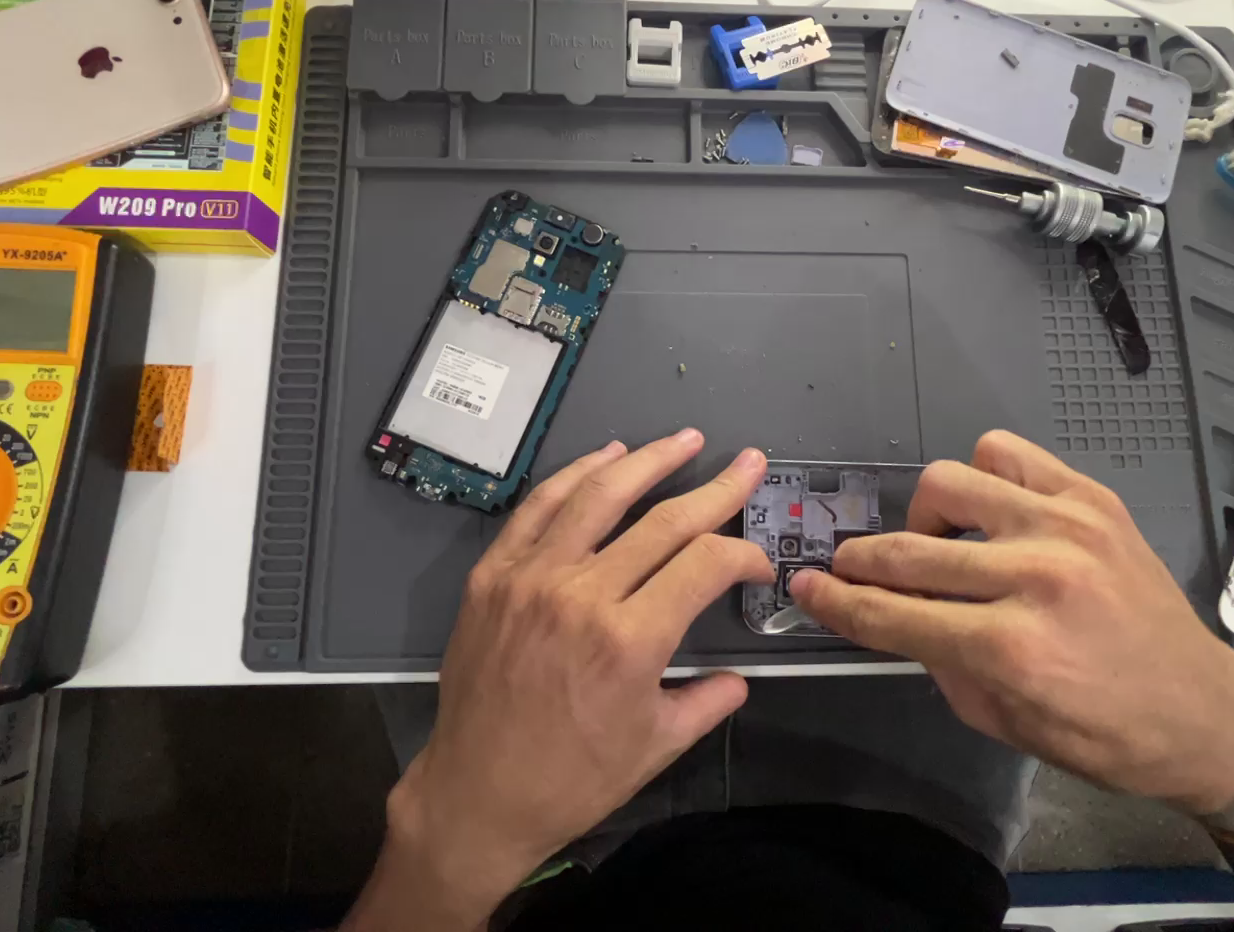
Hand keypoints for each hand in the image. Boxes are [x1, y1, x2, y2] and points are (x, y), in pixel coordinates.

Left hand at [364, 431, 772, 929]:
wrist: (475, 794)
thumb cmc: (572, 779)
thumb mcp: (656, 747)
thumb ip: (709, 702)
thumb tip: (740, 678)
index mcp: (630, 641)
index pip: (705, 565)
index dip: (743, 555)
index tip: (757, 566)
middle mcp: (583, 595)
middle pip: (664, 521)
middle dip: (717, 488)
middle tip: (747, 463)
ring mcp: (532, 577)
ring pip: (600, 496)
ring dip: (649, 460)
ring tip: (683, 439)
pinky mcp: (494, 572)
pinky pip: (539, 507)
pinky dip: (577, 474)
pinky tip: (607, 456)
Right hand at [789, 431, 1233, 816]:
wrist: (1207, 714)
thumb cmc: (1103, 735)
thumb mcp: (1000, 719)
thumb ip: (935, 659)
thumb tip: (889, 609)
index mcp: (1012, 648)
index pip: (890, 615)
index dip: (835, 602)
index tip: (806, 587)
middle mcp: (1034, 577)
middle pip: (907, 552)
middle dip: (858, 562)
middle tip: (850, 566)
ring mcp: (1066, 526)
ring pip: (949, 483)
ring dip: (923, 517)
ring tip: (940, 543)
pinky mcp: (1091, 498)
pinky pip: (1005, 454)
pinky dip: (980, 475)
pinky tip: (988, 510)